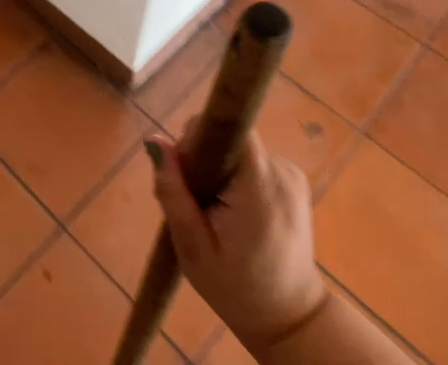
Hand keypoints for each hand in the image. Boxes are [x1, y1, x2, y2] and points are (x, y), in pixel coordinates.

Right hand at [147, 128, 327, 355]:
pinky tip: (232, 214)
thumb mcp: (191, 247)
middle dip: (202, 162)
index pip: (225, 128)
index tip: (184, 174)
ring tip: (212, 215)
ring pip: (236, 151)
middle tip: (193, 205)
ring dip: (217, 173)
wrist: (290, 318)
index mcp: (259, 185)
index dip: (196, 140)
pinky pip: (250, 163)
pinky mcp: (293, 180)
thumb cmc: (236, 288)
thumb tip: (155, 141)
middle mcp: (281, 169)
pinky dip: (235, 180)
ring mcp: (291, 174)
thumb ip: (172, 191)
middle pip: (227, 140)